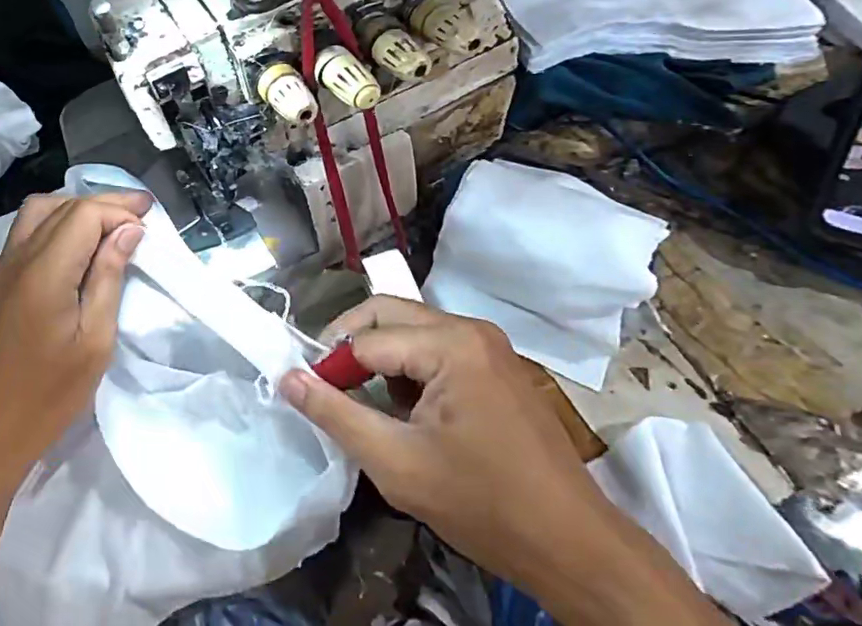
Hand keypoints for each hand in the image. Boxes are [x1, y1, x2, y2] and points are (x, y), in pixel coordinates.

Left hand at [0, 191, 150, 475]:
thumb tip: (128, 231)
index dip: (118, 211)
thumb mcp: (94, 341)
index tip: (148, 226)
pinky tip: (79, 244)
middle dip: (104, 204)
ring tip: (111, 224)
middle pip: (63, 206)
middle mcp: (18, 256)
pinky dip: (57, 223)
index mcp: (44, 270)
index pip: (84, 213)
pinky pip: (27, 230)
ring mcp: (3, 266)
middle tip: (141, 214)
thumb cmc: (48, 395)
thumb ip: (108, 277)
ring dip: (77, 209)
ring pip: (40, 211)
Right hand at [280, 297, 725, 625]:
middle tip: (327, 386)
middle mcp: (470, 329)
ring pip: (409, 329)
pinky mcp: (496, 365)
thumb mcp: (396, 463)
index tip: (310, 397)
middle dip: (350, 346)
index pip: (366, 338)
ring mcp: (488, 345)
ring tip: (365, 404)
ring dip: (379, 356)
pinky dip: (408, 368)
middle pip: (386, 314)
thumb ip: (335, 414)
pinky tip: (405, 411)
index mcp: (451, 344)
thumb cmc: (484, 505)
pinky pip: (434, 347)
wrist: (575, 548)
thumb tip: (286, 377)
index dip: (330, 366)